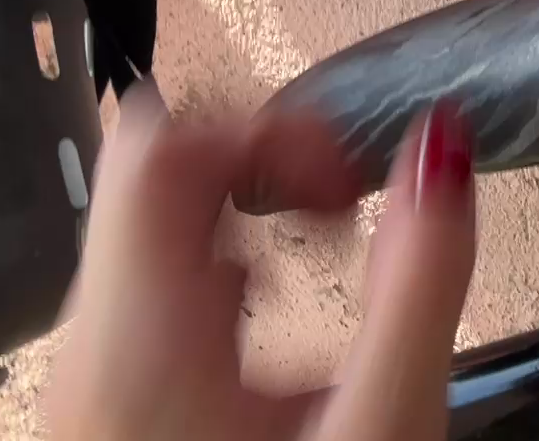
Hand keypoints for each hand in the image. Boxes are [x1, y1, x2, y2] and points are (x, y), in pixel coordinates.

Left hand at [47, 85, 475, 440]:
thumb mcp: (385, 421)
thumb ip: (424, 274)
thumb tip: (444, 147)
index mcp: (136, 348)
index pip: (161, 148)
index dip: (270, 127)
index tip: (345, 171)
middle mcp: (94, 347)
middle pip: (166, 167)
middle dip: (276, 159)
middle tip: (350, 199)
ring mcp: (99, 366)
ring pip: (168, 211)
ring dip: (262, 199)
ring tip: (332, 239)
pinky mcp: (122, 384)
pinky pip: (172, 265)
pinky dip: (244, 247)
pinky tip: (290, 297)